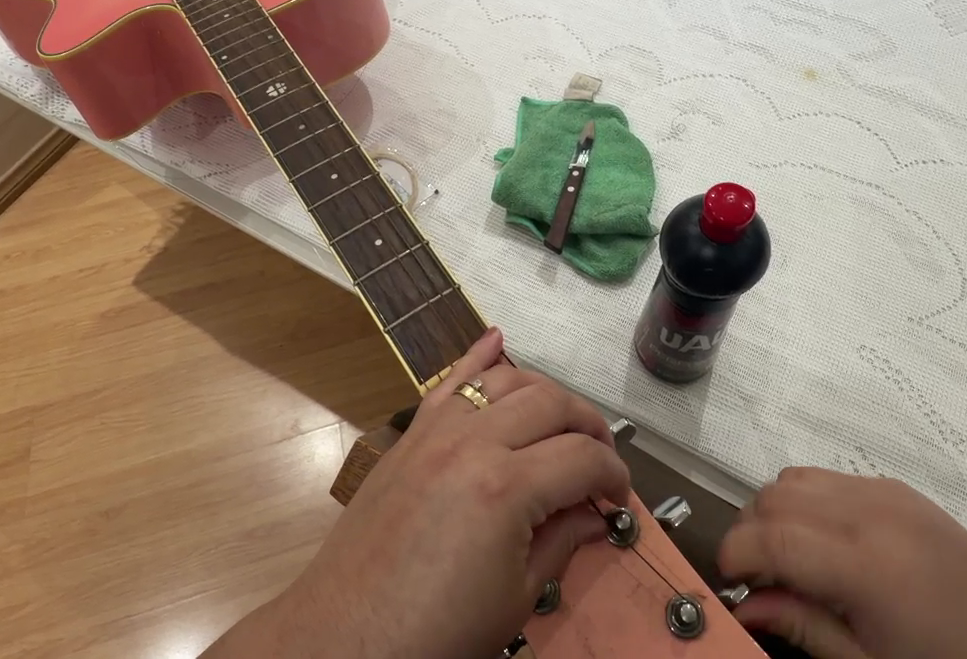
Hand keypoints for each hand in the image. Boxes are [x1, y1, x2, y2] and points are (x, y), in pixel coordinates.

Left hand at [208, 328, 629, 658]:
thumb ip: (563, 542)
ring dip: (544, 392)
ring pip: (505, 380)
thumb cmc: (436, 632)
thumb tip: (597, 515)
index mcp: (506, 487)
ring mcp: (436, 430)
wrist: (345, 637)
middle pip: (551, 403)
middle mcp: (474, 441)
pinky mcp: (411, 434)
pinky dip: (476, 357)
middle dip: (589, 425)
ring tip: (563, 421)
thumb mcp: (516, 599)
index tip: (621, 499)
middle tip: (603, 460)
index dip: (614, 476)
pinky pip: (448, 382)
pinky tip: (496, 338)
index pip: (582, 458)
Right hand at [720, 468, 966, 658]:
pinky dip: (807, 501)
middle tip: (758, 578)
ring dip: (774, 512)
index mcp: (866, 566)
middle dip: (750, 533)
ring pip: (792, 478)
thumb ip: (801, 626)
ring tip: (789, 558)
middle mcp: (871, 512)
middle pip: (773, 497)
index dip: (734, 554)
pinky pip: (827, 477)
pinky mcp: (896, 486)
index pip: (770, 537)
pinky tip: (826, 542)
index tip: (727, 582)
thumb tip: (742, 604)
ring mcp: (885, 492)